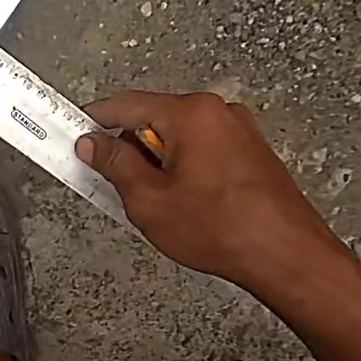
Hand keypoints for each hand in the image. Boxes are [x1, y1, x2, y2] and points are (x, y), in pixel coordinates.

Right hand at [77, 91, 353, 295]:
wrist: (285, 255)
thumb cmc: (225, 228)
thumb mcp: (148, 200)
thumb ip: (115, 165)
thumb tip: (94, 145)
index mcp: (192, 114)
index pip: (127, 105)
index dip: (94, 120)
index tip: (75, 130)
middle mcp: (218, 113)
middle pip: (154, 121)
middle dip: (128, 150)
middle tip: (109, 182)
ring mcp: (238, 133)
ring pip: (177, 141)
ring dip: (155, 166)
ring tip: (151, 205)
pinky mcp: (249, 154)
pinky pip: (200, 153)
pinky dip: (180, 172)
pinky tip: (178, 206)